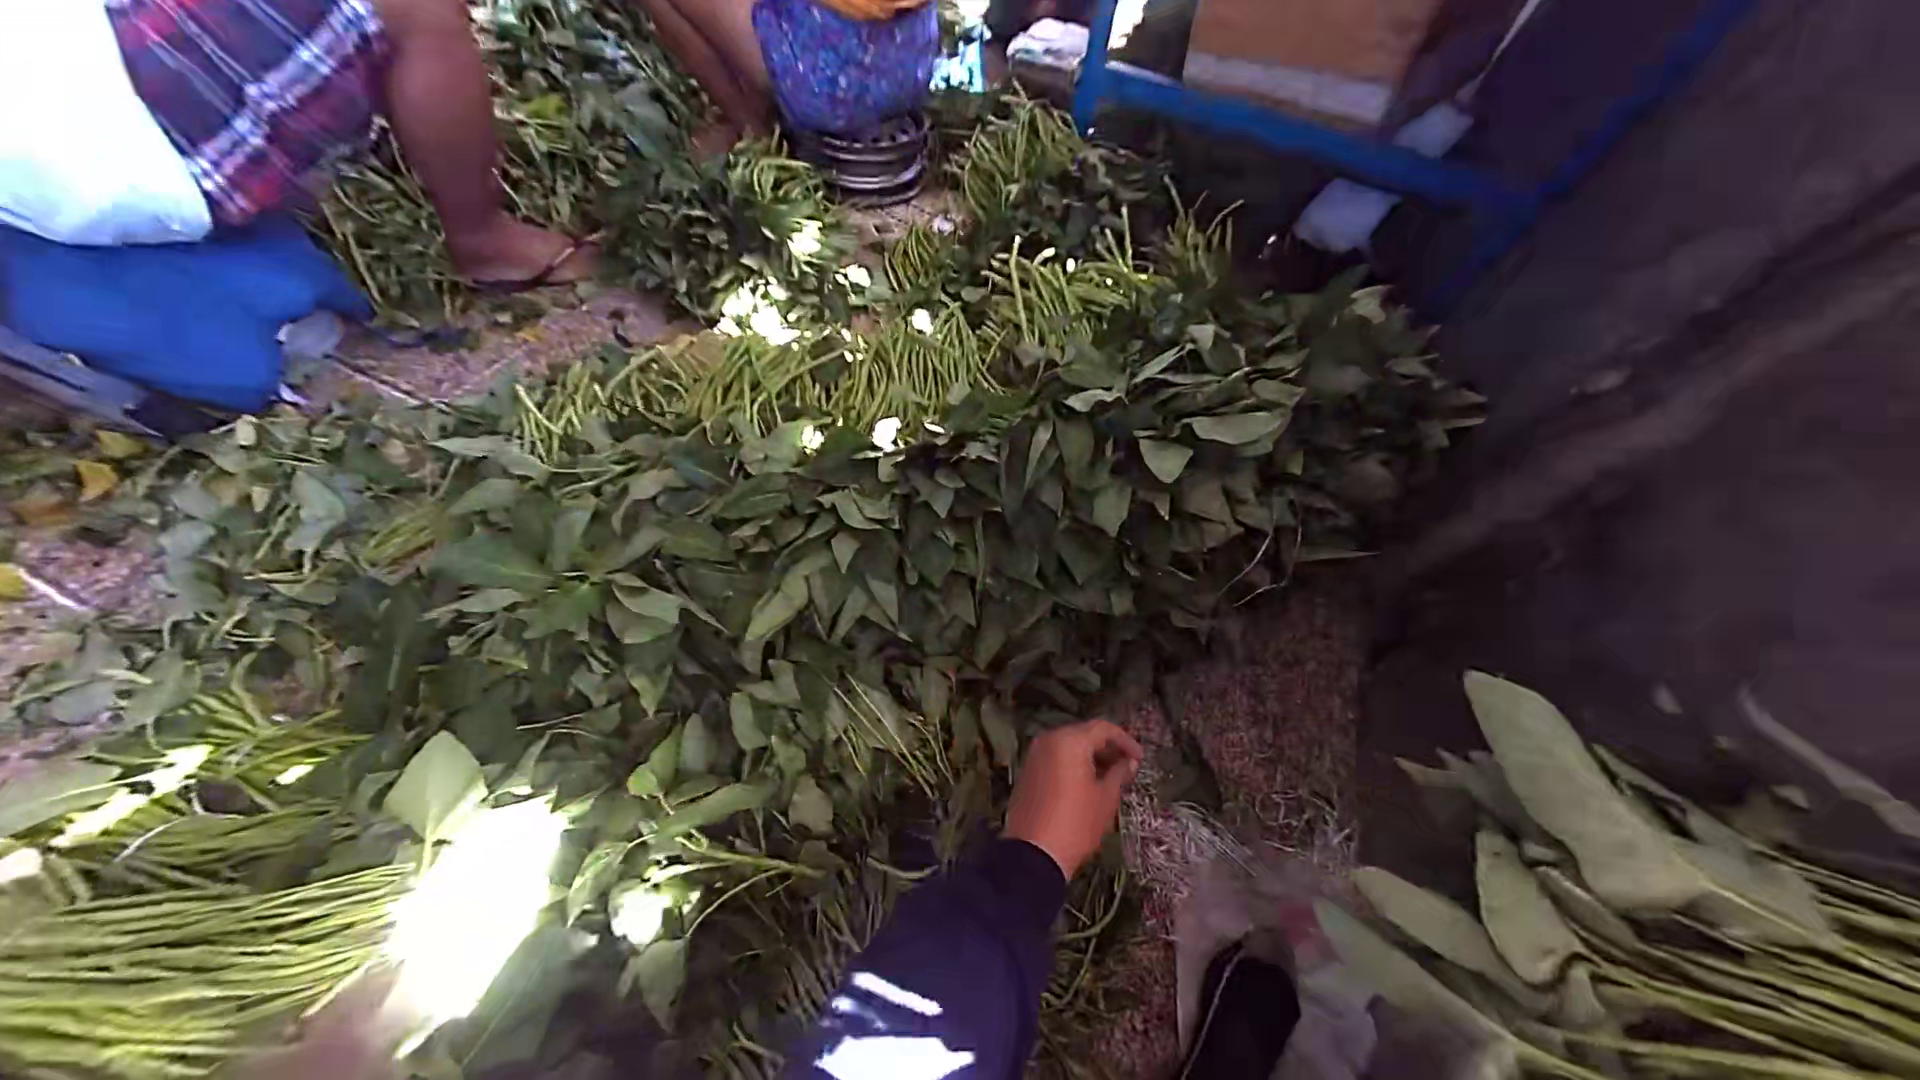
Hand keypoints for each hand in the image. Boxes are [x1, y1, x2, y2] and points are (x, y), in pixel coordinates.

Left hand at [1003, 718, 1143, 878]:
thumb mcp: (1105, 798)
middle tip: (1126, 766)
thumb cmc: (1076, 823)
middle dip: (1107, 748)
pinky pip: (1055, 758)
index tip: (1139, 757)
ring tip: (1110, 776)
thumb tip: (1129, 761)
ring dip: (1090, 756)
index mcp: (1069, 741)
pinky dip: (1073, 764)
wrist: (1034, 853)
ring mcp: (1035, 755)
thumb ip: (1119, 773)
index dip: (1125, 740)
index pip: (1103, 728)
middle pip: (1084, 734)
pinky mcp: (1028, 770)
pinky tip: (1088, 782)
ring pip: (1069, 746)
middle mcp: (1049, 740)